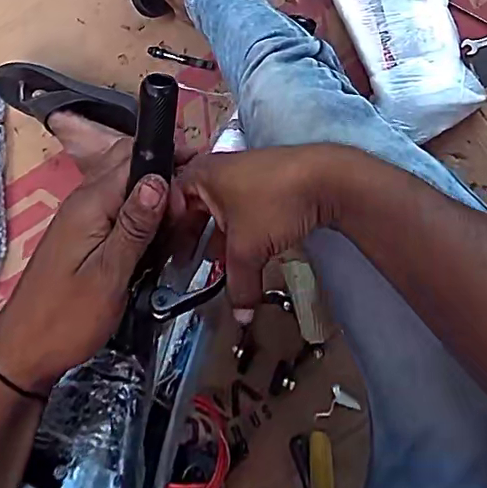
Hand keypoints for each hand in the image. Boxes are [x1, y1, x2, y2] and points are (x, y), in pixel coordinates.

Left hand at [0, 164, 169, 393]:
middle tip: (188, 206)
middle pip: (127, 163)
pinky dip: (138, 215)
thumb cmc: (67, 317)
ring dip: (151, 195)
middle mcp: (84, 198)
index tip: (195, 187)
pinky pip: (115, 206)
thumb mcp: (109, 274)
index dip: (167, 166)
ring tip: (176, 224)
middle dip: (161, 175)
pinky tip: (153, 241)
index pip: (134, 158)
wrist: (24, 350)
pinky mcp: (82, 232)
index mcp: (91, 201)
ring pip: (123, 184)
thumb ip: (135, 226)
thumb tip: (159, 179)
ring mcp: (81, 214)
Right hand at [181, 144, 353, 316]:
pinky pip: (237, 210)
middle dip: (189, 236)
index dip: (164, 231)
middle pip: (191, 207)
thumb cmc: (270, 203)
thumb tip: (240, 317)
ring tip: (211, 265)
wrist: (324, 179)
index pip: (167, 202)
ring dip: (214, 237)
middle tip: (180, 264)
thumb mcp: (247, 248)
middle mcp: (214, 170)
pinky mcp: (262, 184)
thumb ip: (238, 284)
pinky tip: (242, 254)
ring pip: (217, 210)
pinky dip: (234, 232)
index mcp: (199, 175)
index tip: (162, 257)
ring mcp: (239, 175)